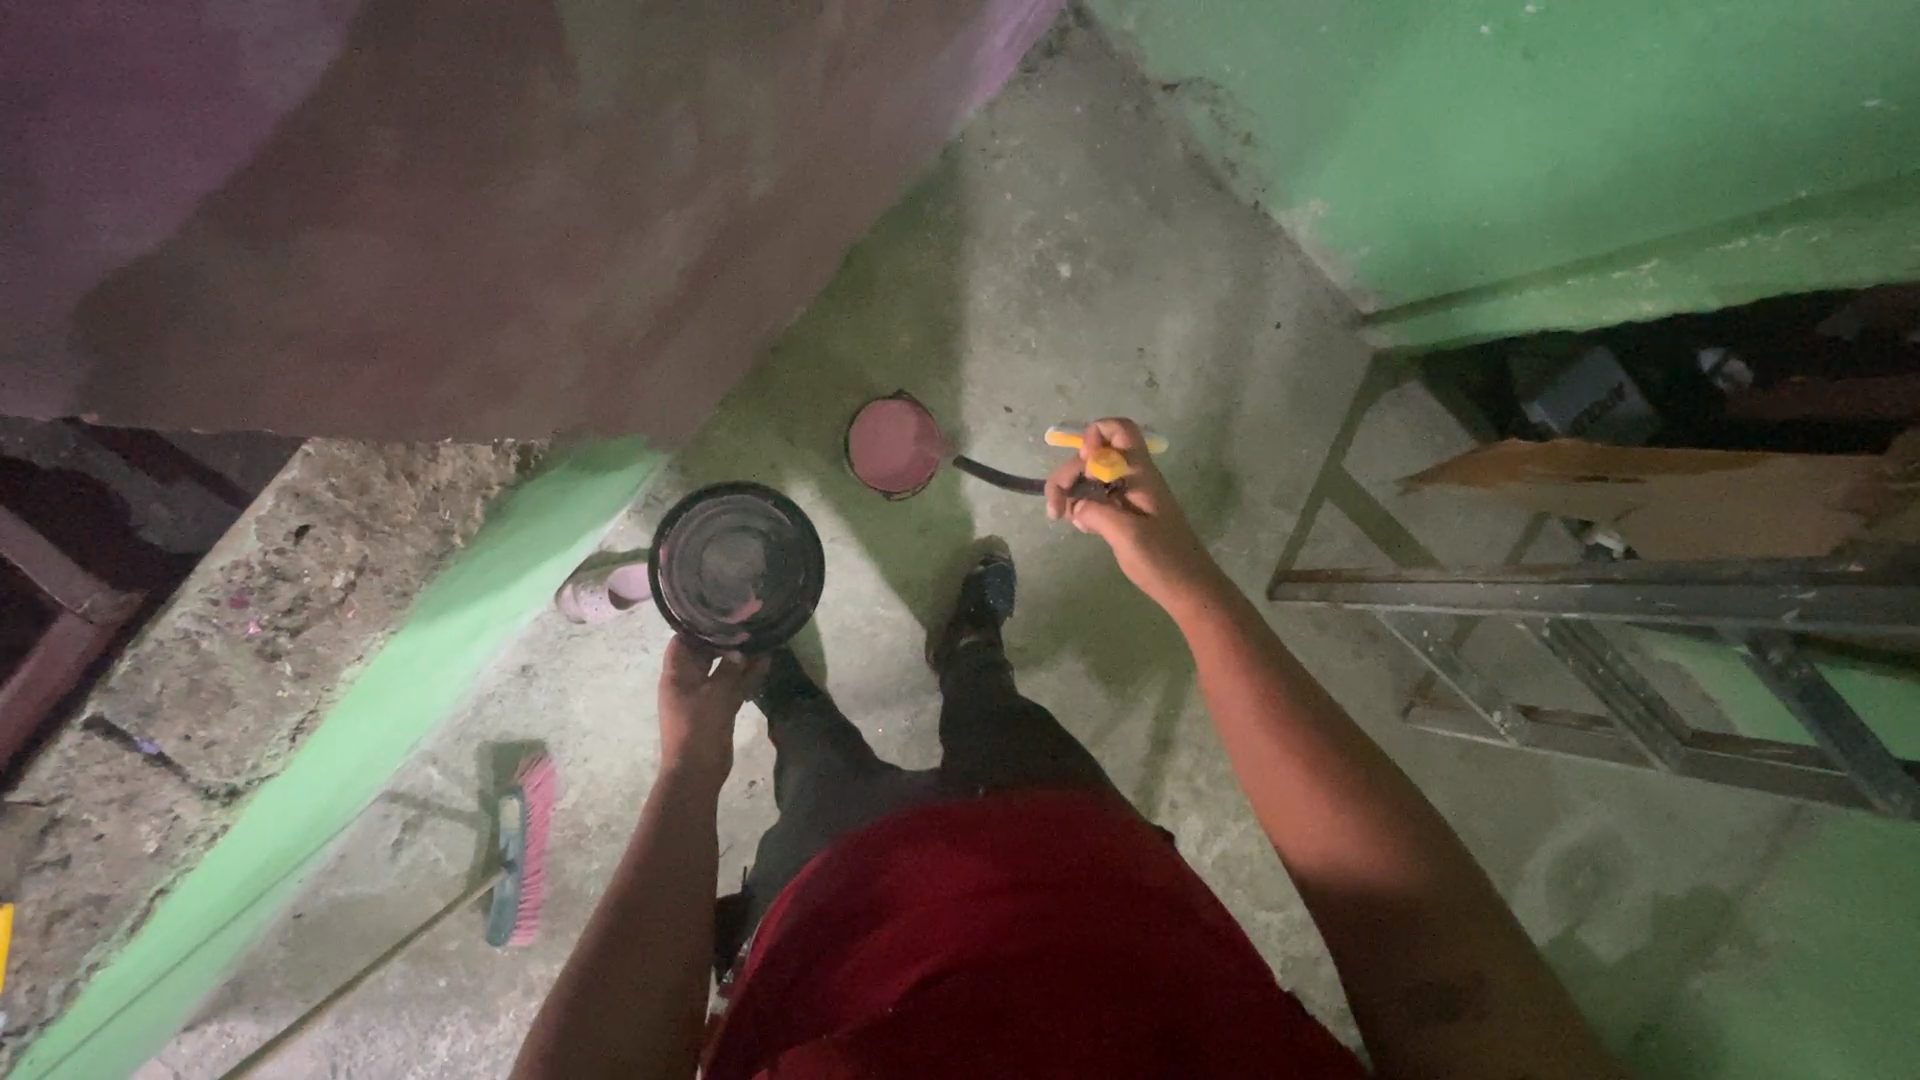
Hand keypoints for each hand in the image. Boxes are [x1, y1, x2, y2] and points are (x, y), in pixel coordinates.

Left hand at [657, 635, 765, 784]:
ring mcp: (703, 696)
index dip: (697, 626)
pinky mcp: (718, 709)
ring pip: (721, 670)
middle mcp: (687, 681)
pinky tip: (765, 664)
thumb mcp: (716, 693)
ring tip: (761, 640)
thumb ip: (730, 669)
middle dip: (723, 640)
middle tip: (746, 623)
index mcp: (676, 675)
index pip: (682, 641)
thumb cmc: (698, 727)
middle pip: (703, 653)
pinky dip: (745, 677)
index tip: (719, 612)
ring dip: (739, 659)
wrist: (697, 770)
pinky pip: (732, 686)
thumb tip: (743, 650)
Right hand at [1046, 418, 1223, 609]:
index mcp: (1140, 475)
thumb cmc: (1163, 560)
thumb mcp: (1127, 535)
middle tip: (1056, 509)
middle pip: (1094, 455)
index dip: (1095, 436)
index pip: (1119, 430)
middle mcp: (1133, 478)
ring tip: (1061, 517)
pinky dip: (1082, 505)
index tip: (1084, 469)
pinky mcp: (1126, 514)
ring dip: (1071, 490)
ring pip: (1092, 477)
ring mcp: (1129, 496)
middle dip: (1069, 473)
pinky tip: (1078, 525)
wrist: (1189, 588)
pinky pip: (1097, 497)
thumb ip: (1097, 512)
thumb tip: (1077, 505)